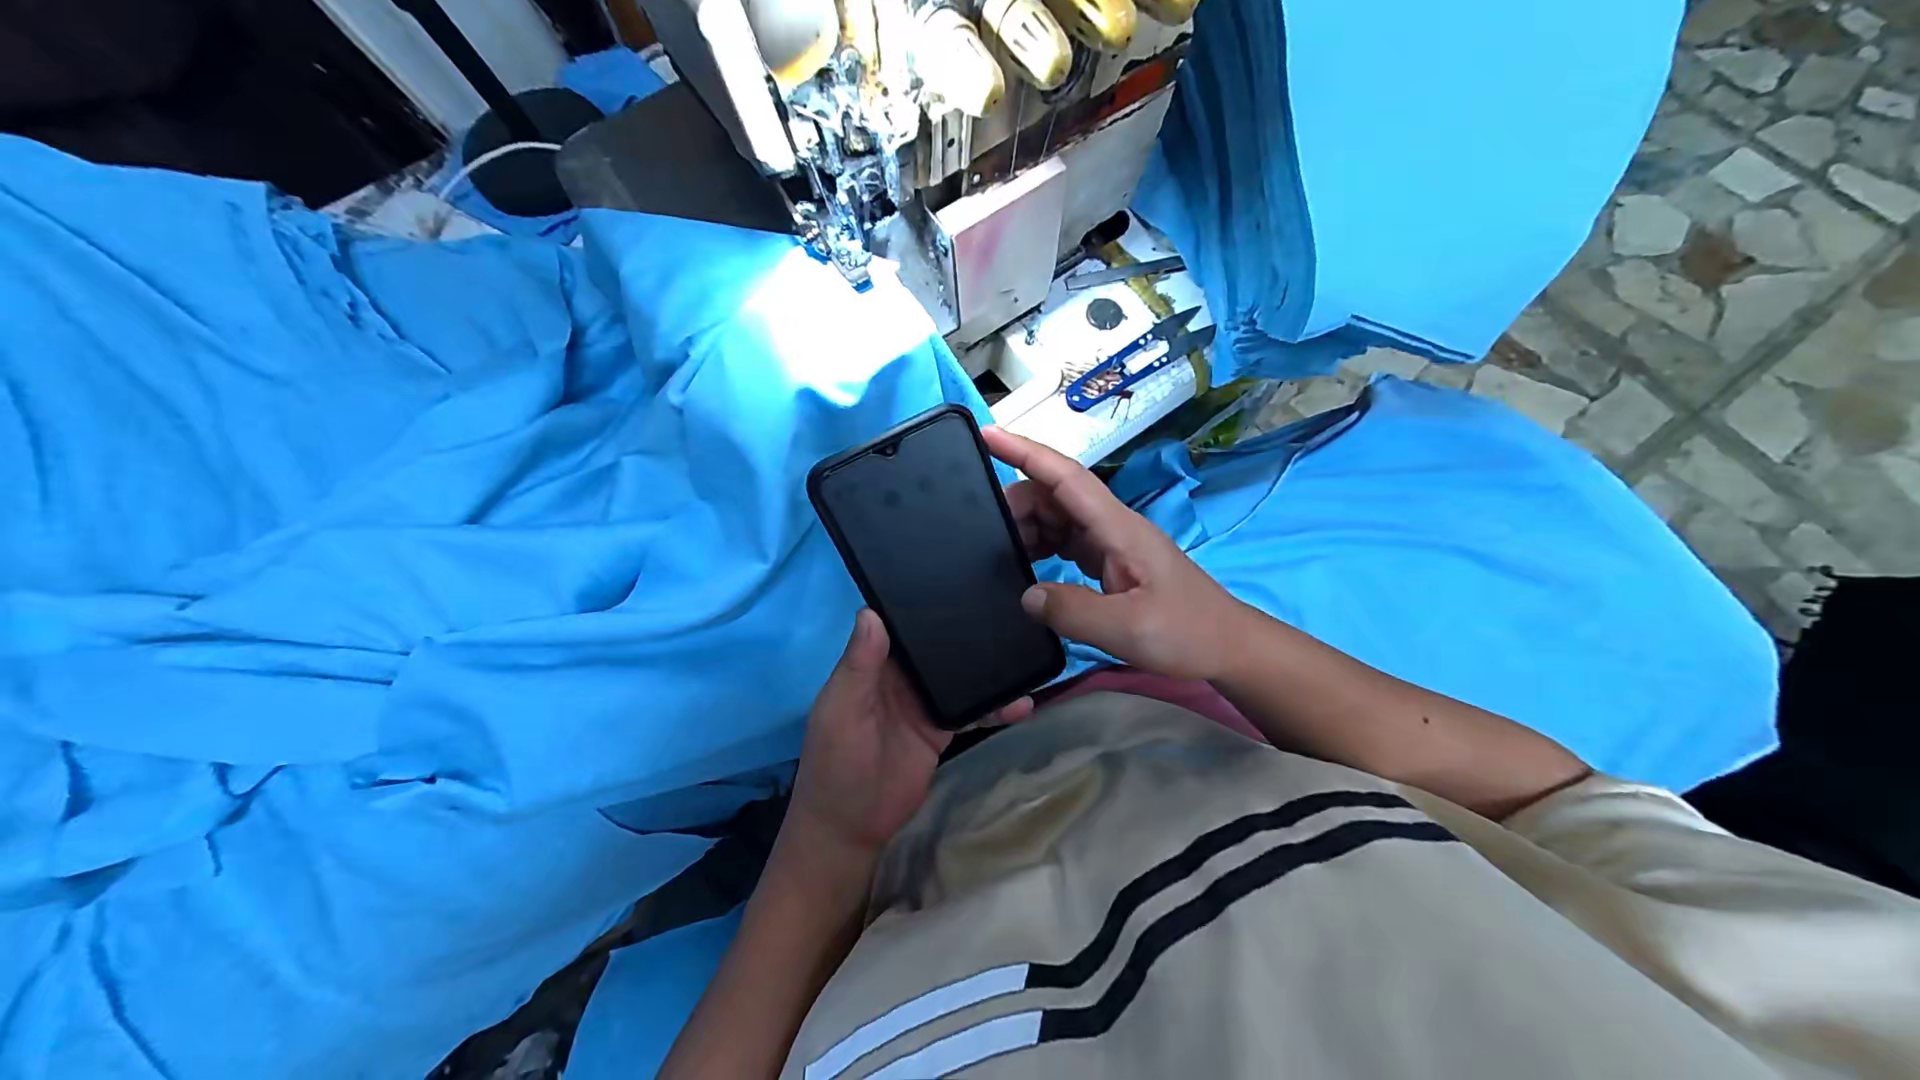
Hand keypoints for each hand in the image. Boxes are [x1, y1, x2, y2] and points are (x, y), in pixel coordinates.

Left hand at [786, 610, 1032, 864]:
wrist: (851, 827)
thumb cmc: (836, 764)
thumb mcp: (841, 712)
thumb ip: (858, 666)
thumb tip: (871, 613)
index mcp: (871, 664)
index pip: (898, 624)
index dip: (920, 602)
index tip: (956, 578)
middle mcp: (900, 676)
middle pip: (935, 645)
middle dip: (964, 630)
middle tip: (1010, 608)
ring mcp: (924, 702)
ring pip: (959, 675)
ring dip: (987, 668)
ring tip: (1025, 651)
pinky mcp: (942, 728)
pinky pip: (972, 710)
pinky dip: (995, 707)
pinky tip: (1023, 703)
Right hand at [983, 426, 1252, 680]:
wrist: (1228, 647)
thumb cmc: (1187, 632)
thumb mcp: (1127, 628)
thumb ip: (1072, 611)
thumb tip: (1026, 596)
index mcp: (1118, 528)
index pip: (1066, 477)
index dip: (1025, 452)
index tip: (988, 434)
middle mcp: (1112, 526)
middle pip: (1055, 496)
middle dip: (1017, 503)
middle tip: (984, 532)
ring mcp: (1111, 543)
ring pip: (1058, 518)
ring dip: (1027, 527)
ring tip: (1000, 552)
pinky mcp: (1110, 563)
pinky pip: (1065, 542)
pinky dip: (1040, 547)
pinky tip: (1025, 567)